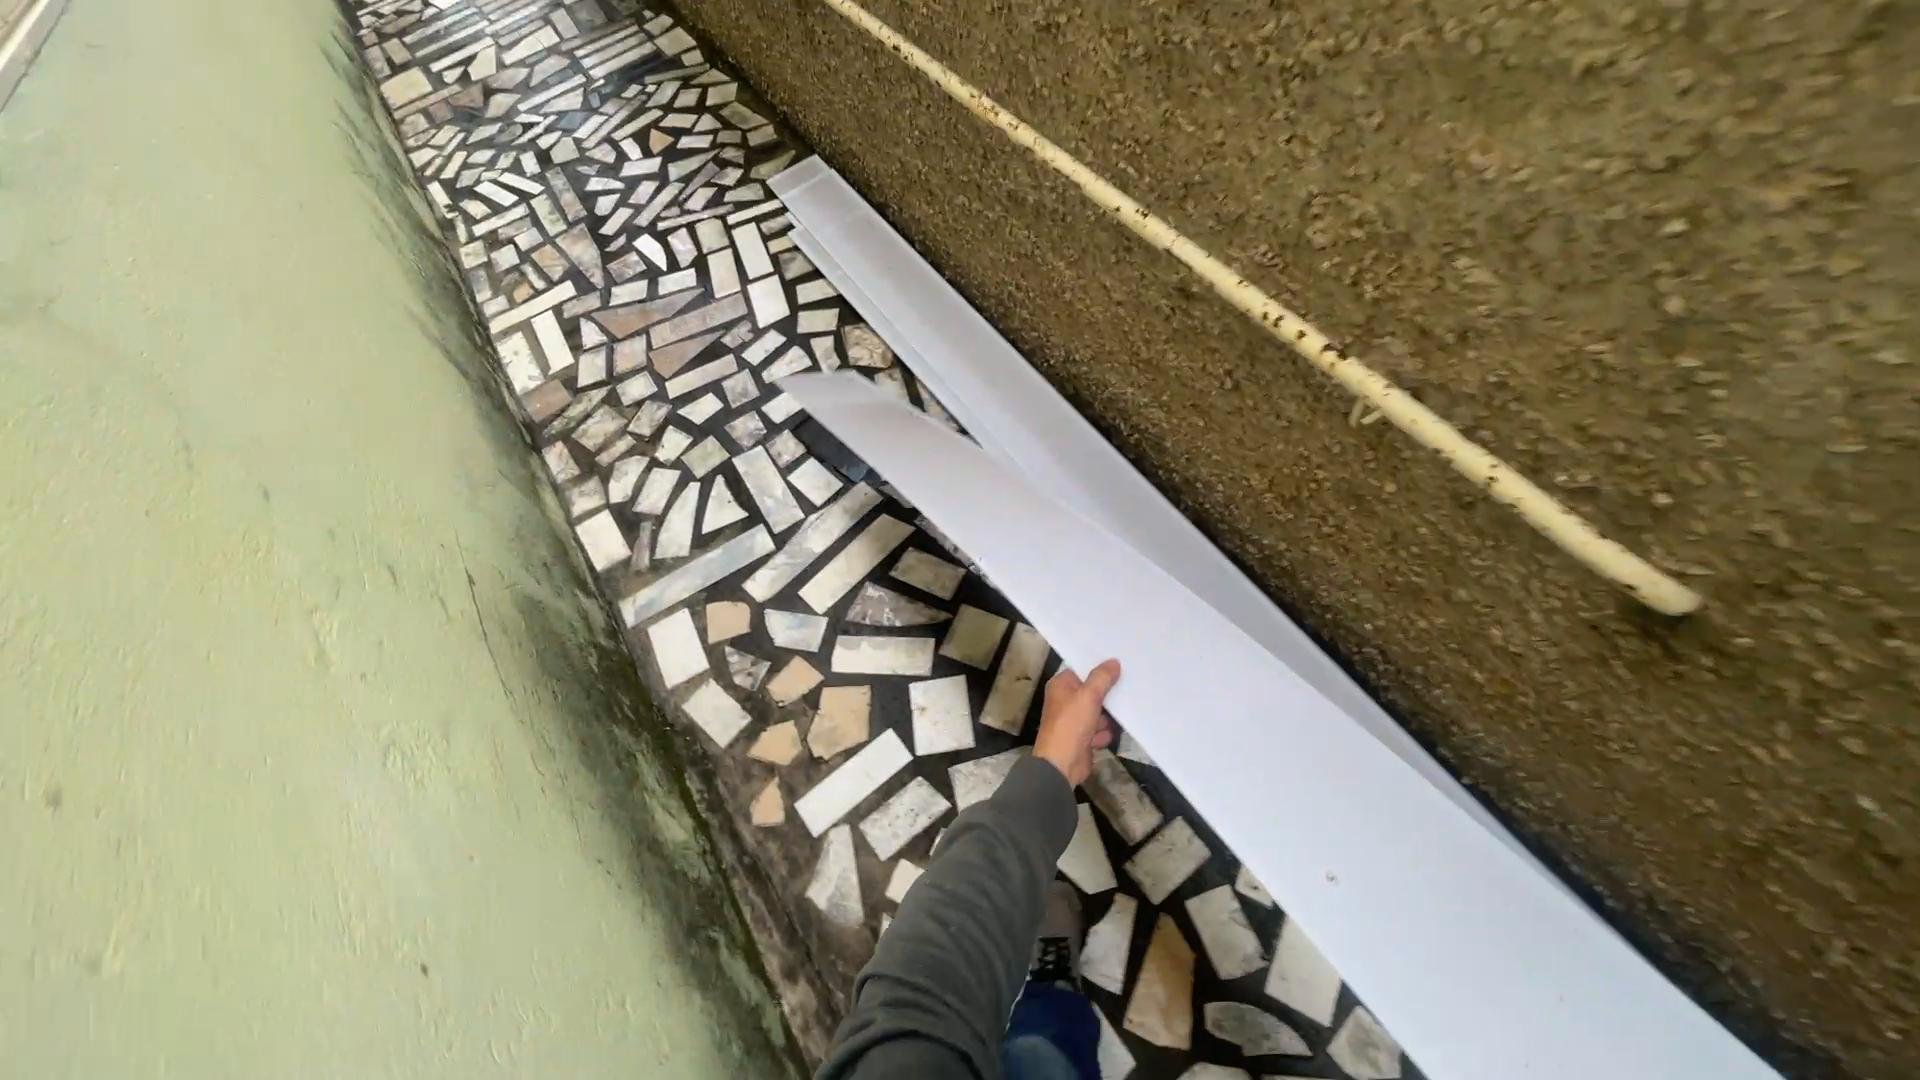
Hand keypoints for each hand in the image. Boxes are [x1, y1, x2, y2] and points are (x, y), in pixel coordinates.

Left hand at [1033, 659, 1120, 786]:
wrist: (1062, 764)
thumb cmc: (1071, 724)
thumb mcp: (1088, 696)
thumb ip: (1102, 678)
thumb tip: (1114, 661)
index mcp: (1061, 686)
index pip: (1082, 670)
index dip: (1099, 669)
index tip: (1119, 665)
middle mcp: (1066, 700)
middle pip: (1094, 692)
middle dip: (1107, 697)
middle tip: (1126, 690)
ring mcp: (1075, 720)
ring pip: (1100, 712)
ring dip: (1105, 720)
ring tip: (1104, 723)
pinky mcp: (1083, 737)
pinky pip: (1100, 730)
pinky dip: (1102, 735)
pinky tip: (1099, 739)